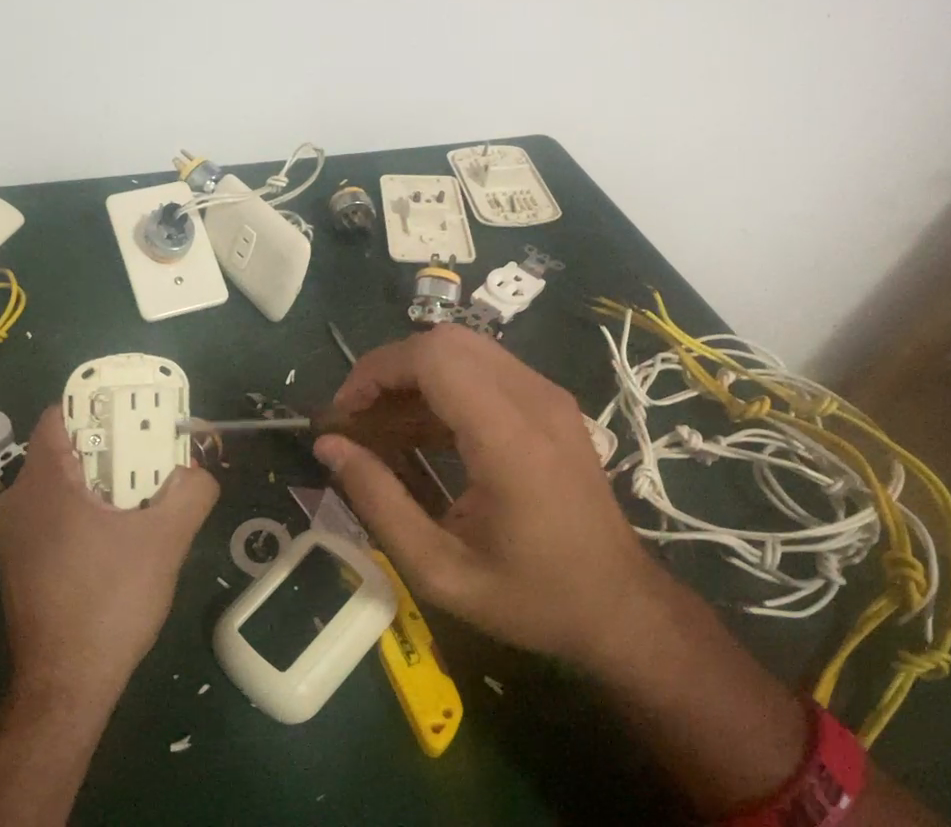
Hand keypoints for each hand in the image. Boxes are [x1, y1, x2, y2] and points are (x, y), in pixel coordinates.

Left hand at [0, 406, 218, 706]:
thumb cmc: (111, 601)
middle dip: (111, 448)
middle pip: (64, 450)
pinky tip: (117, 537)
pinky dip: (82, 512)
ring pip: (59, 486)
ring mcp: (10, 536)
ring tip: (142, 497)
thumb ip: (190, 492)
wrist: (66, 683)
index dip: (101, 407)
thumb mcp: (166, 540)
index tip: (139, 417)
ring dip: (99, 484)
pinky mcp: (15, 563)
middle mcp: (15, 500)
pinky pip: (51, 516)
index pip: (62, 414)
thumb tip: (197, 471)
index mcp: (43, 482)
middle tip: (152, 459)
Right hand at [313, 324, 659, 667]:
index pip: (433, 358)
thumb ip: (379, 503)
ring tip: (379, 429)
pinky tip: (419, 435)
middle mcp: (534, 401)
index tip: (343, 414)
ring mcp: (548, 398)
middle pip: (445, 342)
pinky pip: (485, 370)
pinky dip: (441, 388)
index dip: (376, 371)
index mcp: (510, 439)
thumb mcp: (440, 571)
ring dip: (413, 377)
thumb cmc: (531, 598)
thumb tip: (328, 446)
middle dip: (388, 370)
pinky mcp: (551, 405)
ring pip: (464, 350)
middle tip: (356, 420)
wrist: (621, 608)